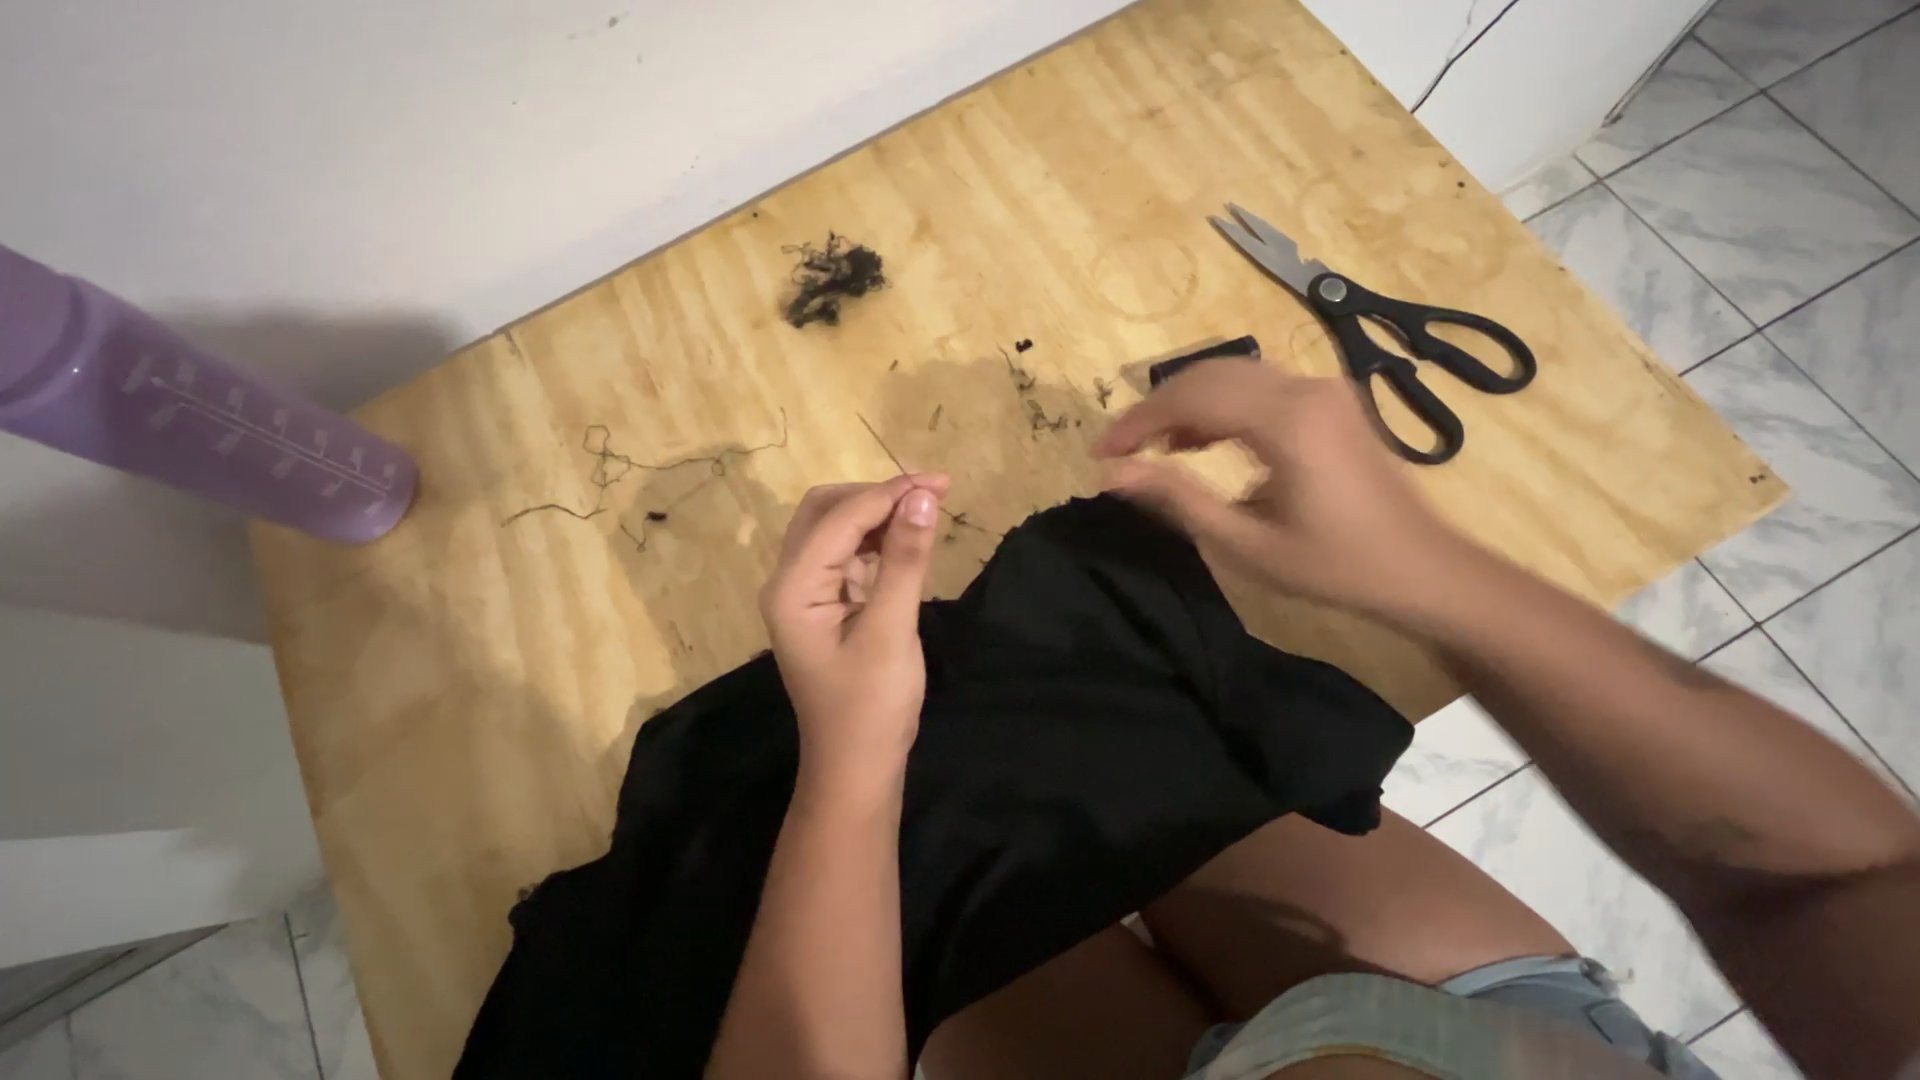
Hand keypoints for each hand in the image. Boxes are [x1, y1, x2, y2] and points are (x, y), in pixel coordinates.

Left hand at [760, 473, 948, 794]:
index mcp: (792, 588)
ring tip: (926, 511)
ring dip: (877, 515)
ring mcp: (803, 594)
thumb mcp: (892, 630)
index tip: (939, 484)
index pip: (838, 518)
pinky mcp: (823, 606)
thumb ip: (905, 561)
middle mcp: (788, 583)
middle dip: (876, 495)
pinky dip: (874, 541)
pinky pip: (844, 556)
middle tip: (932, 495)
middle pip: (825, 512)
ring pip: (834, 529)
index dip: (888, 494)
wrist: (857, 766)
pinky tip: (905, 542)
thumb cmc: (871, 706)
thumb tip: (923, 498)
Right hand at [1093, 360, 1471, 619]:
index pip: (1189, 396)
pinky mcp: (1328, 400)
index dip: (1136, 422)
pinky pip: (1257, 386)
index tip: (1099, 454)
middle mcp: (1305, 388)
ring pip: (1231, 374)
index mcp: (1287, 421)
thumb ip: (1176, 499)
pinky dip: (1217, 406)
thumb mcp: (1245, 543)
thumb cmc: (1334, 566)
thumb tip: (1111, 475)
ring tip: (1150, 449)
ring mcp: (1322, 389)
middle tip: (1117, 452)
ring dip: (1183, 404)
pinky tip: (1196, 440)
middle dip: (1153, 409)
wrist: (1422, 568)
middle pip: (1207, 374)